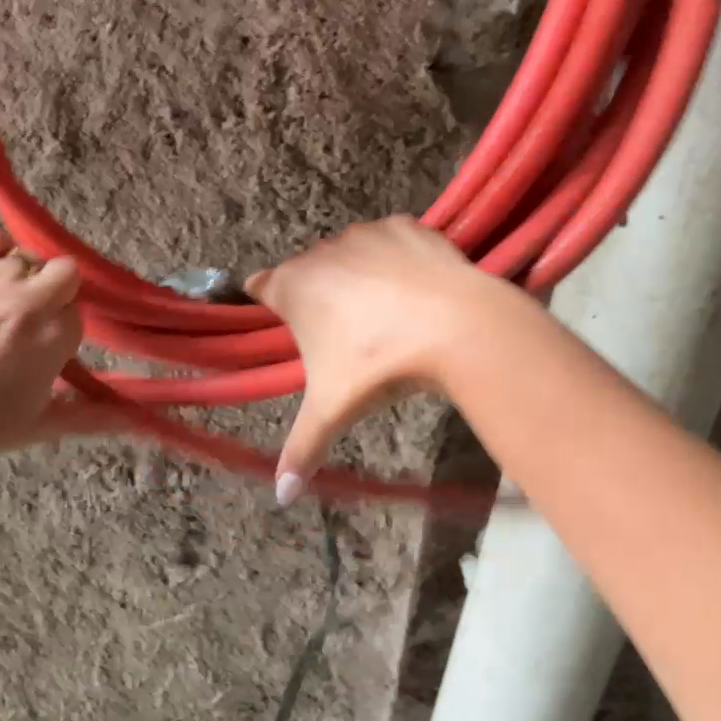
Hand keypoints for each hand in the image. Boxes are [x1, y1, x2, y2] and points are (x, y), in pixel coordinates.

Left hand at [0, 225, 103, 466]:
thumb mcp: (40, 426)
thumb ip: (94, 416)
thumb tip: (141, 421)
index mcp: (53, 338)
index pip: (78, 314)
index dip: (61, 332)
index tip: (40, 351)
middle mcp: (26, 300)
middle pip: (63, 274)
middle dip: (50, 297)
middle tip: (22, 325)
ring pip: (26, 257)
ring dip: (20, 277)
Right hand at [246, 216, 512, 503]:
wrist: (460, 328)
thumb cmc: (381, 366)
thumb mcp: (335, 409)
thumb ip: (301, 448)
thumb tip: (280, 495)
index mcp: (291, 287)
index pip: (260, 285)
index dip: (270, 304)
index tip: (286, 324)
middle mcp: (319, 252)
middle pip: (307, 272)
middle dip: (319, 296)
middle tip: (346, 335)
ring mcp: (363, 235)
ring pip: (347, 254)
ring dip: (356, 276)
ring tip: (386, 315)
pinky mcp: (404, 225)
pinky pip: (388, 242)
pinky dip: (395, 259)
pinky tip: (414, 288)